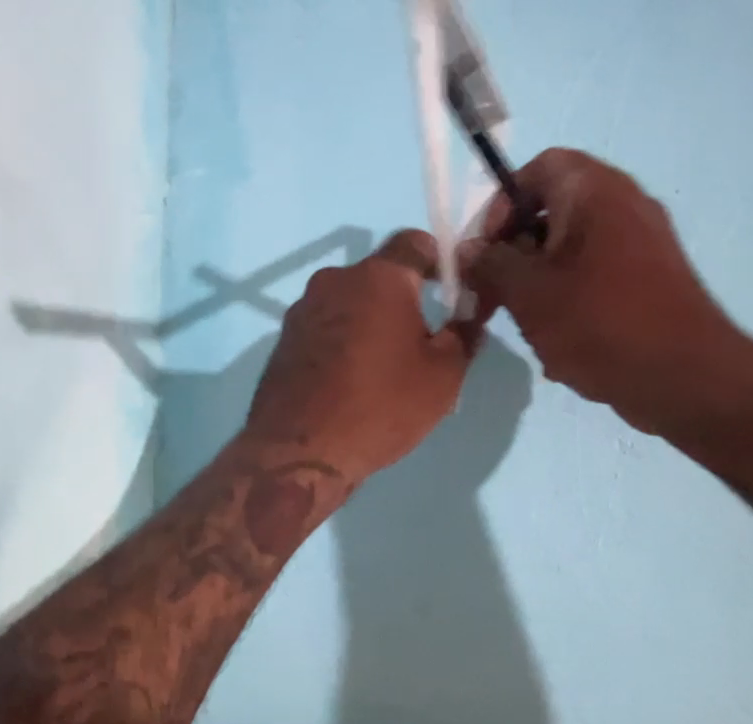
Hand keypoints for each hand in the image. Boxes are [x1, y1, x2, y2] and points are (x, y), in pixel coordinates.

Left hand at [243, 230, 483, 481]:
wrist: (300, 452)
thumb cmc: (380, 407)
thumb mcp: (442, 376)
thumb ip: (463, 334)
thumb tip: (470, 314)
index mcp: (378, 277)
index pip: (414, 242)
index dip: (438, 261)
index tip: (452, 293)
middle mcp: (333, 281)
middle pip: (378, 277)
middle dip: (402, 300)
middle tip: (420, 341)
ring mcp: (301, 312)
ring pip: (348, 305)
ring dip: (368, 324)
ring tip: (382, 370)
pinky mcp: (283, 343)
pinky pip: (324, 332)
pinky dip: (342, 346)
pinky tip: (350, 384)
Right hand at [460, 149, 747, 432]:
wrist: (680, 375)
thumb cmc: (597, 323)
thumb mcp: (528, 294)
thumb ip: (491, 265)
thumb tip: (470, 249)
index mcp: (595, 191)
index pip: (538, 169)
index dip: (501, 205)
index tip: (483, 252)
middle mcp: (623, 205)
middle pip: (551, 212)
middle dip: (512, 253)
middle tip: (489, 296)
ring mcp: (641, 243)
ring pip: (569, 250)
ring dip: (535, 282)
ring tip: (521, 325)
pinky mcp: (648, 280)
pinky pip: (594, 276)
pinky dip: (566, 300)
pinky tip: (556, 342)